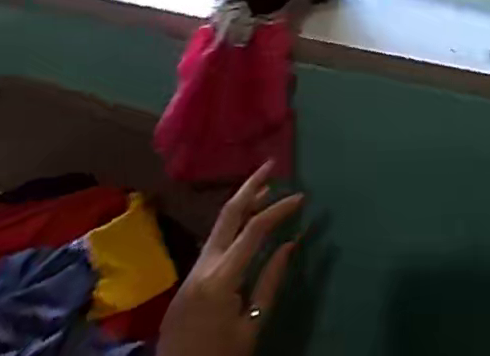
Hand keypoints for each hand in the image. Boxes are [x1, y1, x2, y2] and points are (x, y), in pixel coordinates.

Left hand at [158, 161, 304, 355]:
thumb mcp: (251, 326)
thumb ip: (270, 282)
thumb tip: (290, 244)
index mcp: (220, 278)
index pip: (254, 230)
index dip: (279, 209)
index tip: (301, 197)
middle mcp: (203, 266)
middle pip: (227, 215)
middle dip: (250, 186)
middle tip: (271, 164)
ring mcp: (192, 272)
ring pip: (218, 227)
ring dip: (242, 205)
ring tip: (265, 189)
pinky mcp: (188, 282)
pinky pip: (214, 244)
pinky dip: (233, 227)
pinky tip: (247, 226)